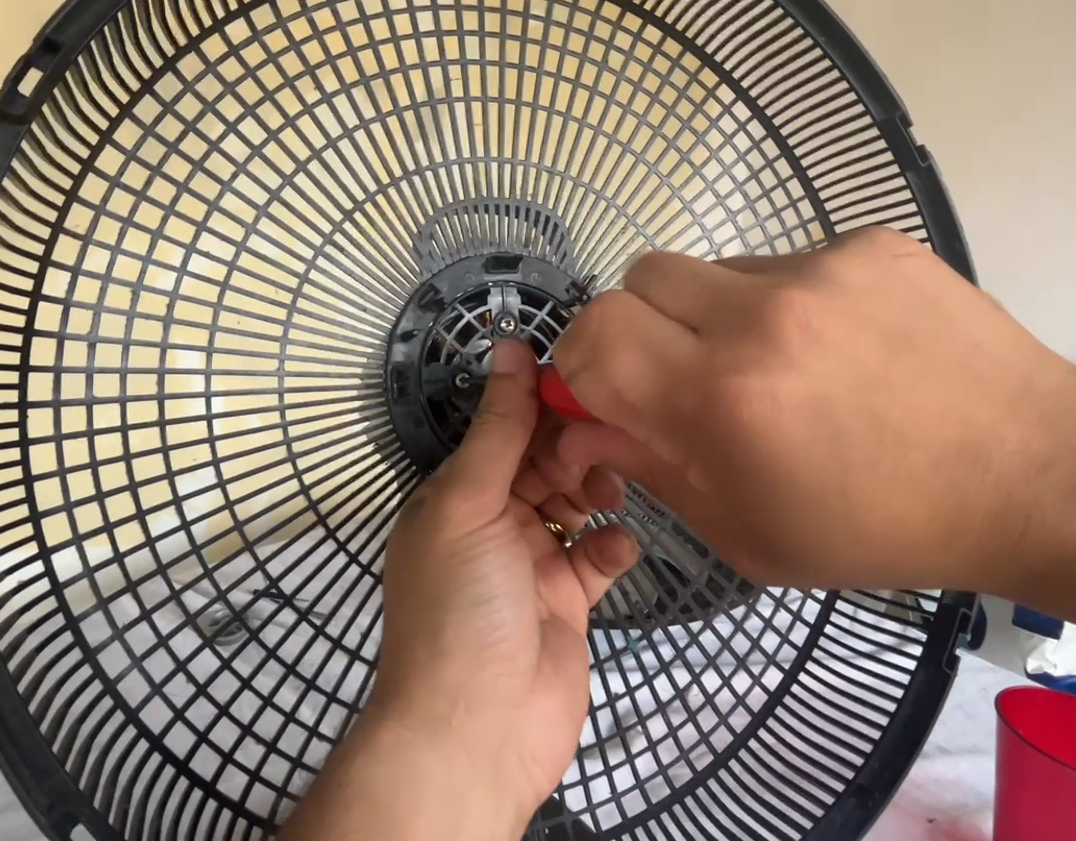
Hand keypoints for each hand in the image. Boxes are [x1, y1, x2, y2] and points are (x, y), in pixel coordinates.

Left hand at [281, 340, 639, 839]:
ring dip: (596, 489)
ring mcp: (530, 562)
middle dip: (574, 448)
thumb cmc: (461, 602)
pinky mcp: (567, 601)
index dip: (540, 405)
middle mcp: (492, 521)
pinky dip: (611, 544)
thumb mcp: (469, 503)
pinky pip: (595, 557)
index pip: (503, 430)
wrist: (477, 728)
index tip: (586, 379)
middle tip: (607, 440)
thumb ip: (498, 428)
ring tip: (610, 493)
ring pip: (573, 503)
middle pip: (542, 463)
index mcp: (457, 493)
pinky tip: (618, 545)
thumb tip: (507, 347)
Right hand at [546, 226, 1075, 591]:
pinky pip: (780, 260)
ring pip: (708, 267)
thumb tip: (584, 423)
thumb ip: (651, 468)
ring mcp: (819, 268)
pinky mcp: (868, 243)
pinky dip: (780, 301)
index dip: (579, 360)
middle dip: (638, 326)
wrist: (1041, 477)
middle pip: (637, 278)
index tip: (603, 388)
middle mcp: (761, 316)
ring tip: (774, 363)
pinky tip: (836, 347)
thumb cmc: (883, 529)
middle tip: (681, 371)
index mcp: (724, 398)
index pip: (593, 334)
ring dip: (711, 312)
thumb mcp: (748, 532)